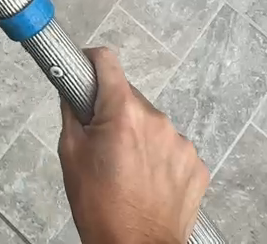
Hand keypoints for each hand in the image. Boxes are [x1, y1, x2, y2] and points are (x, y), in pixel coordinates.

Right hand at [59, 47, 208, 243]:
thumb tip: (71, 88)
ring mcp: (182, 144)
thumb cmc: (99, 205)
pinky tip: (147, 177)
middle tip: (101, 136)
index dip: (91, 61)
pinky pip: (171, 145)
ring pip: (150, 121)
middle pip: (129, 95)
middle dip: (113, 107)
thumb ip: (71, 110)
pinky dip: (158, 153)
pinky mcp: (197, 166)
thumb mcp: (70, 150)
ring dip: (137, 132)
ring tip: (126, 164)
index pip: (107, 61)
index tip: (84, 69)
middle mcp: (157, 120)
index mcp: (124, 112)